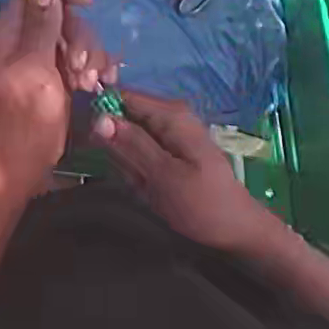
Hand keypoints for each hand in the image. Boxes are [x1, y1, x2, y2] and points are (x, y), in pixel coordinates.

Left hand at [0, 0, 112, 199]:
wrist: (20, 167)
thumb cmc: (23, 120)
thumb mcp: (34, 68)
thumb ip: (42, 26)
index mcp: (6, 32)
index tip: (87, 3)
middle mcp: (21, 39)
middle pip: (59, 14)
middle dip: (78, 36)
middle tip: (81, 68)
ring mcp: (38, 58)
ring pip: (73, 36)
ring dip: (89, 55)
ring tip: (89, 82)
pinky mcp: (54, 76)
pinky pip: (78, 57)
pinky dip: (92, 66)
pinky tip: (101, 82)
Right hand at [93, 90, 288, 255]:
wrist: (237, 232)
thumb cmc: (202, 205)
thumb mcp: (162, 176)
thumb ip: (130, 145)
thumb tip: (98, 117)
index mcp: (170, 114)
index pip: (122, 96)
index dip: (102, 113)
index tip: (91, 140)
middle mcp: (170, 114)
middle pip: (124, 117)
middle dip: (117, 146)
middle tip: (131, 174)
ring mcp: (171, 131)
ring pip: (129, 137)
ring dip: (127, 162)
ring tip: (142, 184)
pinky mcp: (171, 148)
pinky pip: (141, 151)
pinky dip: (138, 169)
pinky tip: (147, 186)